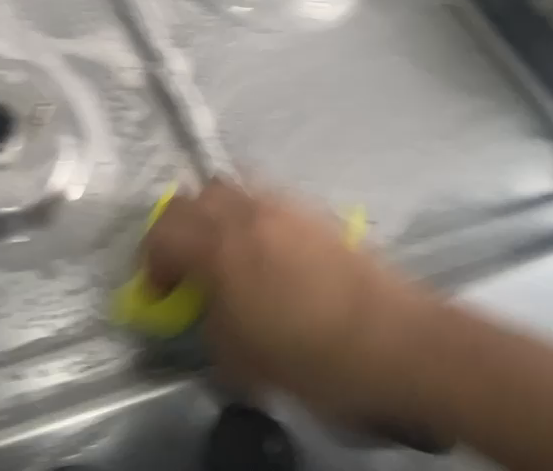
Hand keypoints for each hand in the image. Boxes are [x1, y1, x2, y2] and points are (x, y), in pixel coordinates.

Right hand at [142, 180, 435, 423]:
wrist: (402, 342)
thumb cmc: (316, 358)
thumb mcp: (246, 361)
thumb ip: (211, 331)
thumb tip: (205, 320)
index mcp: (218, 247)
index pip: (160, 235)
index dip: (150, 265)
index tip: (159, 296)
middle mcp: (244, 213)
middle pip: (189, 201)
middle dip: (176, 233)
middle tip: (185, 269)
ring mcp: (281, 206)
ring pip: (227, 191)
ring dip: (213, 217)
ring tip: (225, 255)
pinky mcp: (313, 211)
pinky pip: (263, 200)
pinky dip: (250, 219)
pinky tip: (268, 255)